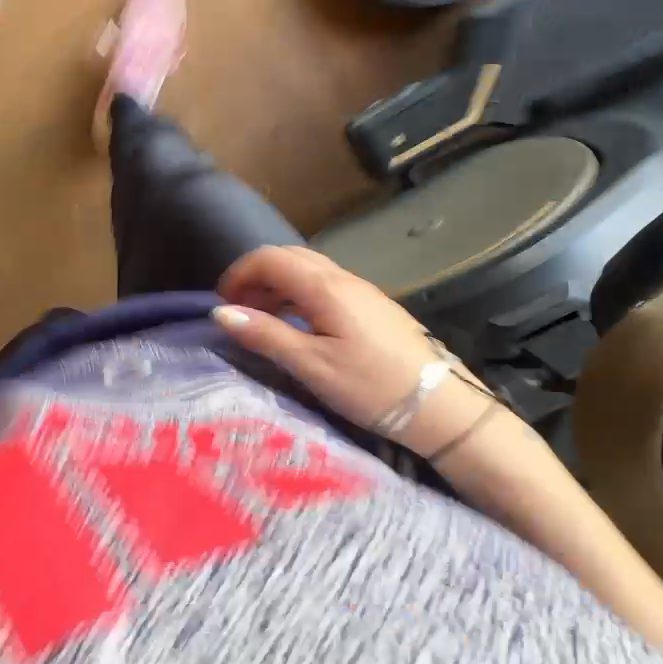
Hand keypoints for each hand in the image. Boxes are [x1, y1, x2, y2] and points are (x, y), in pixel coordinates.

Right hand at [212, 246, 492, 456]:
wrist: (442, 406)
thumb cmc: (371, 387)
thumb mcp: (311, 365)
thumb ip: (265, 334)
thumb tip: (221, 312)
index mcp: (325, 288)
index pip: (270, 258)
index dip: (239, 274)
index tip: (222, 305)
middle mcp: (344, 279)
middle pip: (289, 257)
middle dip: (255, 277)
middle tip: (238, 311)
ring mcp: (362, 291)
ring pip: (308, 270)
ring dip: (277, 286)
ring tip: (261, 320)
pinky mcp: (373, 307)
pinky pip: (325, 285)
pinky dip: (298, 295)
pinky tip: (296, 325)